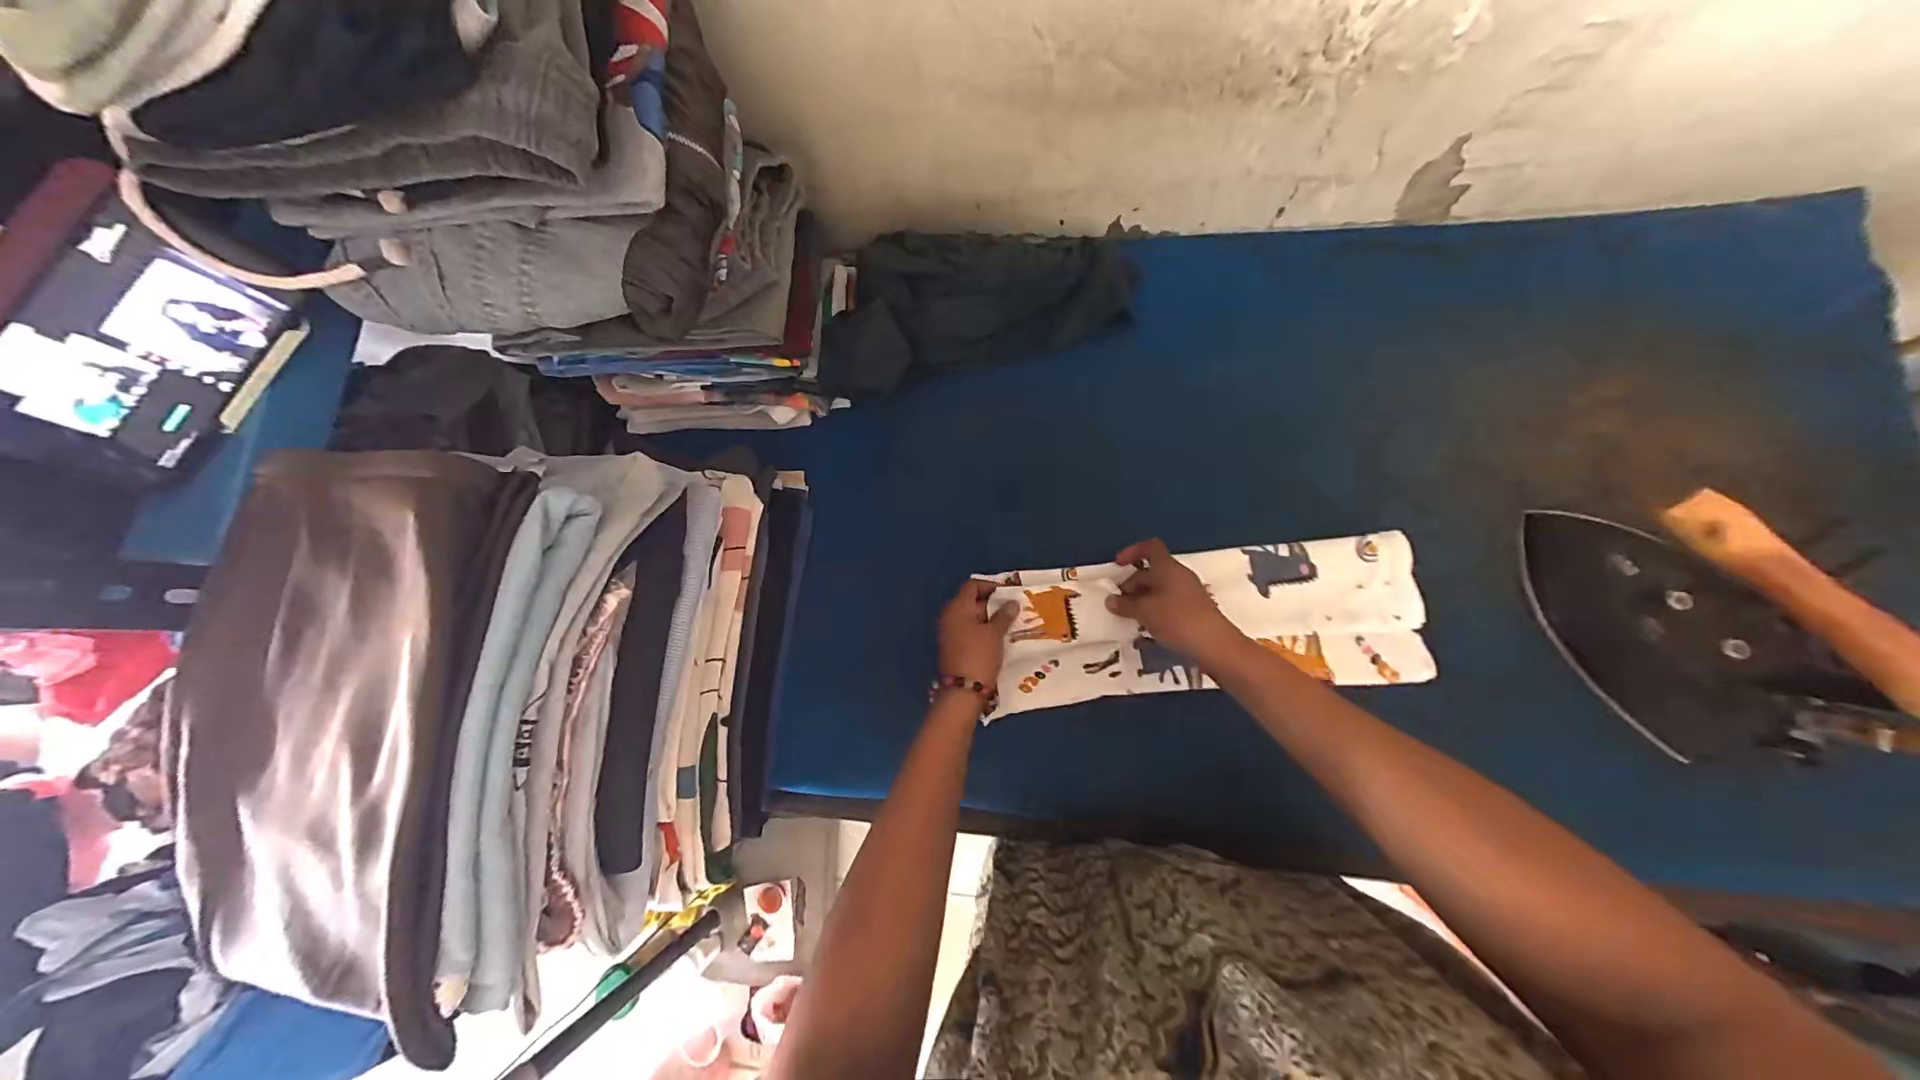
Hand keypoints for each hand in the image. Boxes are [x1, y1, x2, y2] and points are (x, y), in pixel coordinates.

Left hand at [938, 578, 1017, 684]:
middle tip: (1013, 609)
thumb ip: (1004, 615)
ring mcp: (950, 632)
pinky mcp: (953, 647)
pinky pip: (969, 631)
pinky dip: (983, 631)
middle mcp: (950, 616)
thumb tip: (1012, 602)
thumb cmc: (979, 655)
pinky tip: (999, 637)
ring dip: (989, 619)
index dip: (991, 586)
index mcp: (957, 607)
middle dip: (993, 604)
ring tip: (1010, 623)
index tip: (1009, 593)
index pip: (972, 586)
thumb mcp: (995, 634)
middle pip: (972, 601)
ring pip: (972, 618)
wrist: (963, 690)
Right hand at [1107, 538, 1243, 659]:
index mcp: (1167, 568)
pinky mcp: (1194, 609)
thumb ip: (1125, 604)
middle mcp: (1179, 575)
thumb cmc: (1176, 619)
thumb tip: (1110, 600)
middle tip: (1118, 602)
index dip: (1132, 551)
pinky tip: (1147, 626)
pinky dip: (1155, 609)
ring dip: (1142, 599)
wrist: (1215, 644)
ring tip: (1130, 617)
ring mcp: (1189, 592)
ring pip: (1160, 588)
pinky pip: (1169, 601)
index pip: (1150, 547)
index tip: (1118, 565)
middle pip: (1152, 571)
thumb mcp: (1144, 612)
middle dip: (1132, 584)